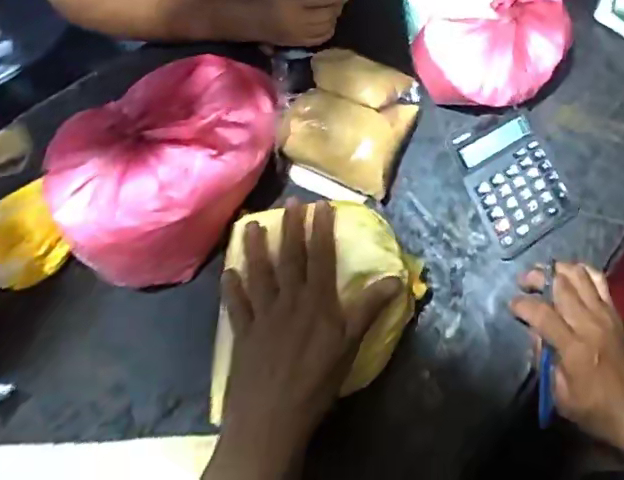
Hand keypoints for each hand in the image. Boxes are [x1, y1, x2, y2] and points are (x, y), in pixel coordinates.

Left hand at [215, 201, 403, 479]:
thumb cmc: (316, 381)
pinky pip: (236, 306)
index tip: (322, 204)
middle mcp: (289, 300)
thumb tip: (396, 278)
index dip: (321, 228)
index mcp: (317, 300)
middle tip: (290, 202)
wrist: (270, 421)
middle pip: (290, 257)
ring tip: (251, 225)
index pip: (321, 255)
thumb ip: (369, 309)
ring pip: (259, 274)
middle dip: (290, 227)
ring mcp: (263, 316)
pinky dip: (232, 288)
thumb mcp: (350, 345)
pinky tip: (227, 272)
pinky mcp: (243, 335)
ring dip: (255, 249)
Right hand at [241, 0, 347, 46]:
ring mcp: (300, 34)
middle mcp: (300, 19)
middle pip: (331, 13)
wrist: (245, 20)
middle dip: (337, 5)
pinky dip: (328, 30)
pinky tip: (324, 23)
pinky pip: (322, 39)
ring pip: (329, 26)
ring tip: (329, 10)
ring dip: (334, 17)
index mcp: (295, 1)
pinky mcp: (298, 45)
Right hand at [509, 262, 623, 454]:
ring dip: (559, 268)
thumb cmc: (595, 409)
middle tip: (524, 279)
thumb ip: (544, 361)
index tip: (512, 303)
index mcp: (574, 349)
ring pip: (580, 276)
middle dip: (538, 277)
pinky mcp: (614, 311)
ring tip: (544, 271)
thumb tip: (535, 333)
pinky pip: (599, 280)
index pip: (544, 315)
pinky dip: (583, 271)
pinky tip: (570, 272)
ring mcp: (604, 313)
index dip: (524, 305)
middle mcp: (589, 324)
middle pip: (561, 286)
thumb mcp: (561, 397)